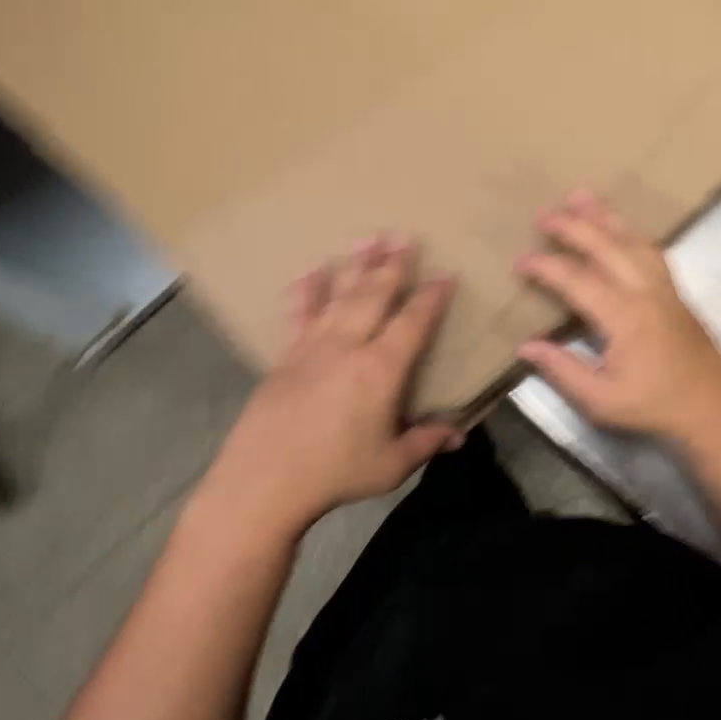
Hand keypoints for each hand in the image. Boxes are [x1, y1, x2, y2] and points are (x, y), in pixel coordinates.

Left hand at [195, 235, 459, 543]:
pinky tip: (312, 271)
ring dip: (355, 265)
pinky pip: (299, 312)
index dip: (431, 297)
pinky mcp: (285, 357)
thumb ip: (425, 442)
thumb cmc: (335, 473)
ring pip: (338, 295)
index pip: (413, 322)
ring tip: (366, 237)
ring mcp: (313, 347)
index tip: (445, 274)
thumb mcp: (391, 464)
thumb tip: (458, 436)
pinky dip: (308, 289)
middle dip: (392, 265)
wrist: (262, 482)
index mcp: (381, 369)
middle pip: (374, 295)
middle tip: (404, 236)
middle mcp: (348, 347)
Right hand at [515, 190, 720, 441]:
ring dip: (606, 217)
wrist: (713, 408)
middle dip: (574, 226)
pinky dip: (631, 234)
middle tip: (544, 213)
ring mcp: (666, 289)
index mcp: (625, 317)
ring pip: (634, 241)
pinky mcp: (678, 293)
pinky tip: (620, 229)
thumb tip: (527, 346)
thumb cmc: (654, 407)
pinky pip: (652, 252)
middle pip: (607, 247)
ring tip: (582, 196)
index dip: (546, 267)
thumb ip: (563, 370)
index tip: (520, 261)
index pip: (577, 280)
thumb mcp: (601, 400)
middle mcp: (647, 292)